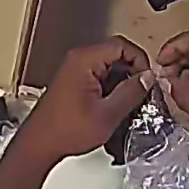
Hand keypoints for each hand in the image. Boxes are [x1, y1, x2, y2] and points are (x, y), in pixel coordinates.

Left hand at [9, 37, 149, 169]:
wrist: (40, 143)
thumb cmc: (67, 130)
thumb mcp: (107, 113)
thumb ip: (131, 92)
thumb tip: (147, 78)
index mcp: (84, 60)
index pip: (120, 45)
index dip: (139, 60)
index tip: (148, 79)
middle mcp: (78, 59)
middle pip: (115, 54)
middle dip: (132, 72)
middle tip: (143, 93)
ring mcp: (75, 69)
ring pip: (109, 66)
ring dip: (122, 82)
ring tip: (131, 103)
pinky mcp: (74, 81)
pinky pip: (99, 76)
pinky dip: (111, 88)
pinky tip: (116, 107)